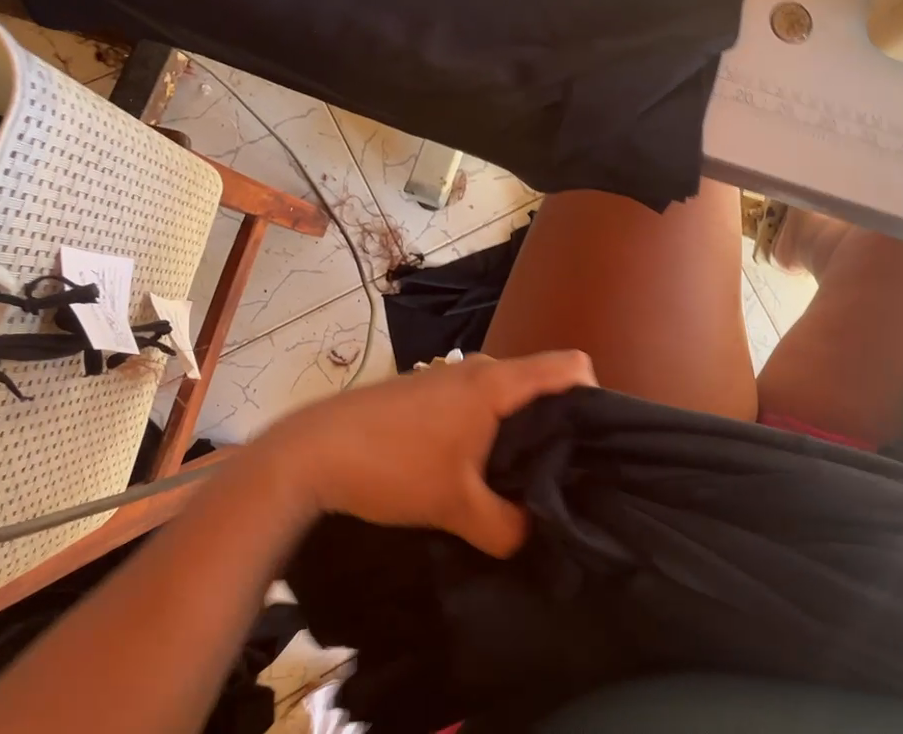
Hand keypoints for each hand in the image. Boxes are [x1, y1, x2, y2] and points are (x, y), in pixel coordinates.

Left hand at [252, 350, 595, 557]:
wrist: (309, 453)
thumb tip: (534, 537)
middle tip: (559, 474)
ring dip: (519, 432)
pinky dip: (490, 430)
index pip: (570, 366)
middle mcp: (480, 370)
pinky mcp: (428, 391)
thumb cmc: (390, 467)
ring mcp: (450, 377)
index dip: (593, 396)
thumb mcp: (453, 506)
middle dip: (558, 425)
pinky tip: (472, 469)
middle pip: (543, 384)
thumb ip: (506, 527)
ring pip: (510, 397)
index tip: (591, 442)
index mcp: (497, 384)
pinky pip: (481, 402)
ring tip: (515, 478)